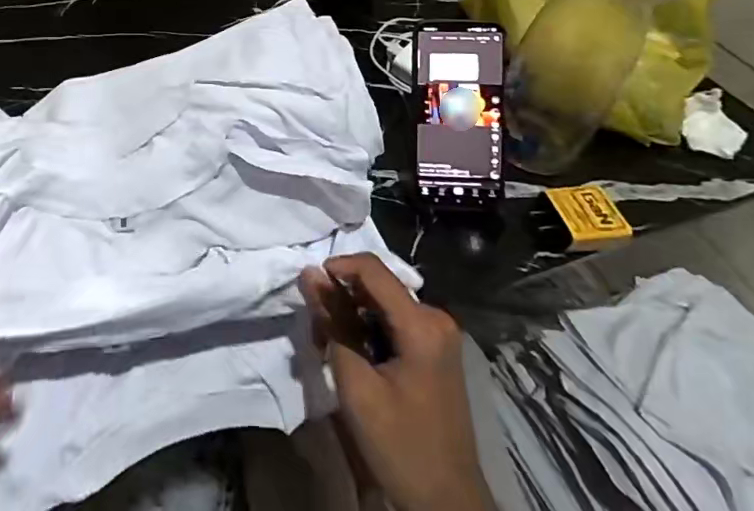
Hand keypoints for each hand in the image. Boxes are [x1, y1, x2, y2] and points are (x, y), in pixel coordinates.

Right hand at [300, 255, 494, 510]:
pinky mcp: (437, 349)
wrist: (445, 499)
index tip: (308, 282)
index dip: (338, 266)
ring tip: (330, 343)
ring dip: (355, 316)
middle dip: (343, 297)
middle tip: (316, 325)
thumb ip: (333, 325)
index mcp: (423, 323)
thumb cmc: (399, 445)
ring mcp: (440, 333)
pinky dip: (371, 330)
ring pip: (386, 305)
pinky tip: (354, 355)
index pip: (374, 271)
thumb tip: (310, 277)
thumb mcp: (357, 387)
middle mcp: (437, 317)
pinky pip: (397, 323)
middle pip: (381, 287)